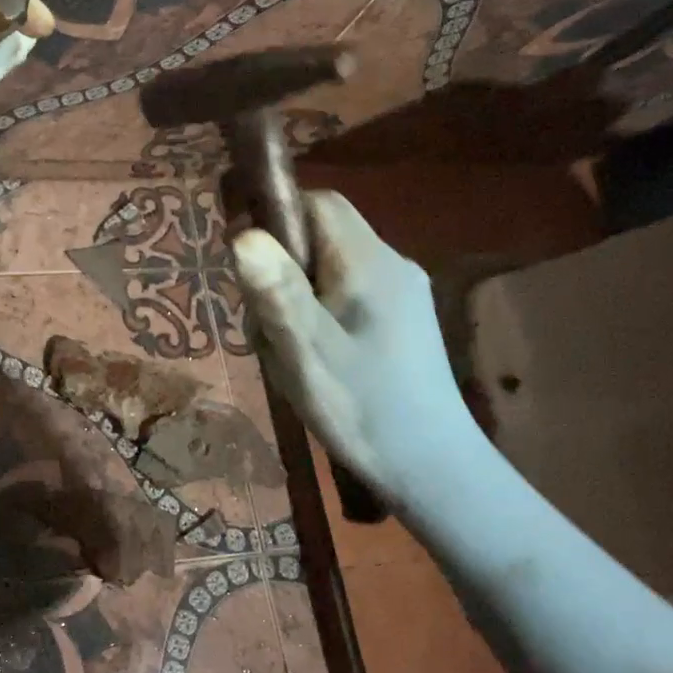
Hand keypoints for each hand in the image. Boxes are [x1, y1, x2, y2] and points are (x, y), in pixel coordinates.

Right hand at [231, 192, 486, 498]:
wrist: (431, 468)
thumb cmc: (360, 405)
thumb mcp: (305, 349)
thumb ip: (275, 290)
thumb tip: (241, 234)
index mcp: (368, 262)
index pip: (316, 203)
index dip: (273, 215)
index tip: (243, 258)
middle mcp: (391, 264)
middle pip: (318, 236)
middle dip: (278, 269)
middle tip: (263, 322)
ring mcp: (401, 293)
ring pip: (327, 269)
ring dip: (293, 299)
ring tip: (285, 351)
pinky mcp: (401, 320)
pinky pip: (344, 295)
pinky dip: (316, 316)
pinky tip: (311, 360)